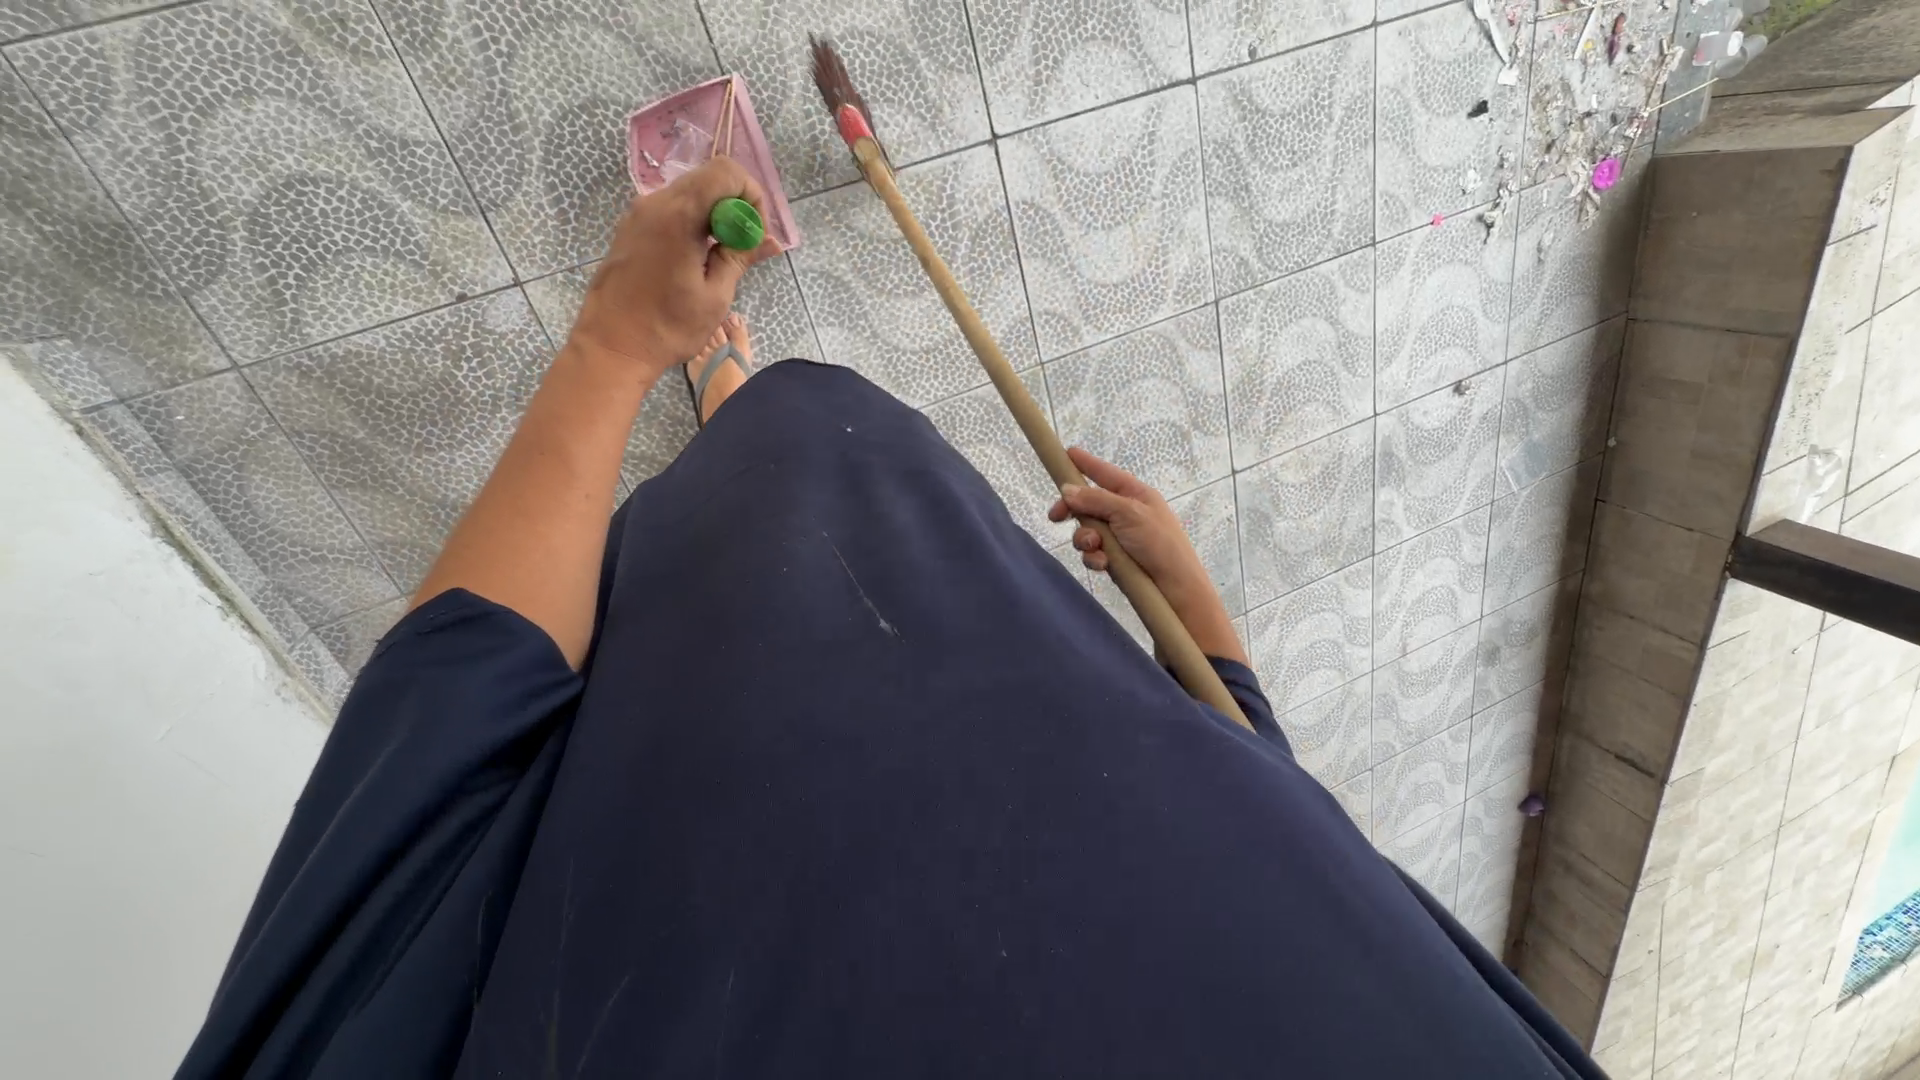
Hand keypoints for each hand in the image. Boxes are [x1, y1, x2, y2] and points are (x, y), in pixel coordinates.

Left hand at [566, 157, 782, 379]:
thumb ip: (741, 257)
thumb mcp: (715, 296)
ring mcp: (640, 213)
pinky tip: (699, 260)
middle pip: (709, 179)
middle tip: (743, 248)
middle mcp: (656, 203)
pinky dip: (695, 224)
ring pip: (691, 194)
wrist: (612, 346)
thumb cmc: (668, 327)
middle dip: (735, 207)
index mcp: (679, 215)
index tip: (753, 234)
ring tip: (722, 259)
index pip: (725, 172)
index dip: (750, 196)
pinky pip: (673, 210)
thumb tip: (770, 240)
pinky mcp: (633, 228)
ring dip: (715, 217)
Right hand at [1047, 447, 1245, 664]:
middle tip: (1055, 516)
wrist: (1174, 588)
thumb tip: (1067, 490)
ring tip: (1095, 546)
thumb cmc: (1159, 543)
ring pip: (1086, 531)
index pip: (1105, 473)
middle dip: (1073, 511)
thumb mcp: (1128, 513)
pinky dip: (1094, 558)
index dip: (1086, 464)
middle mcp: (1125, 513)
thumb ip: (1095, 500)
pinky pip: (1092, 553)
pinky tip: (1103, 564)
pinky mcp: (1114, 559)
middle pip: (1088, 504)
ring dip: (1085, 539)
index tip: (1066, 453)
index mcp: (1134, 494)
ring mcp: (1119, 537)